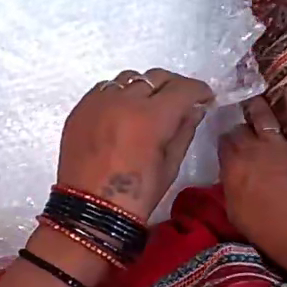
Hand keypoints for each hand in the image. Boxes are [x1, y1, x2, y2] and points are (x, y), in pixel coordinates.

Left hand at [57, 69, 213, 219]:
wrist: (91, 209)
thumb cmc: (137, 194)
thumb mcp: (170, 165)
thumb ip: (184, 130)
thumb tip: (194, 109)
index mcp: (151, 117)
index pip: (183, 88)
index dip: (199, 90)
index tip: (205, 97)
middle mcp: (124, 101)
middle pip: (156, 77)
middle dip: (173, 87)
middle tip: (180, 101)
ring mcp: (98, 102)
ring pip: (129, 78)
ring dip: (145, 87)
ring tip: (149, 105)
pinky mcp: (81, 109)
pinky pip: (105, 89)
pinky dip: (120, 94)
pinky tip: (124, 111)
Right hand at [218, 89, 286, 272]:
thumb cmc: (265, 229)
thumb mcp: (233, 208)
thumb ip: (229, 182)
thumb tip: (229, 168)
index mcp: (232, 166)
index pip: (223, 140)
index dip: (226, 140)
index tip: (229, 142)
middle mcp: (252, 149)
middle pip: (240, 126)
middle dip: (240, 124)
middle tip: (242, 122)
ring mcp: (278, 143)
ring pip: (262, 113)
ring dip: (257, 105)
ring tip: (255, 98)